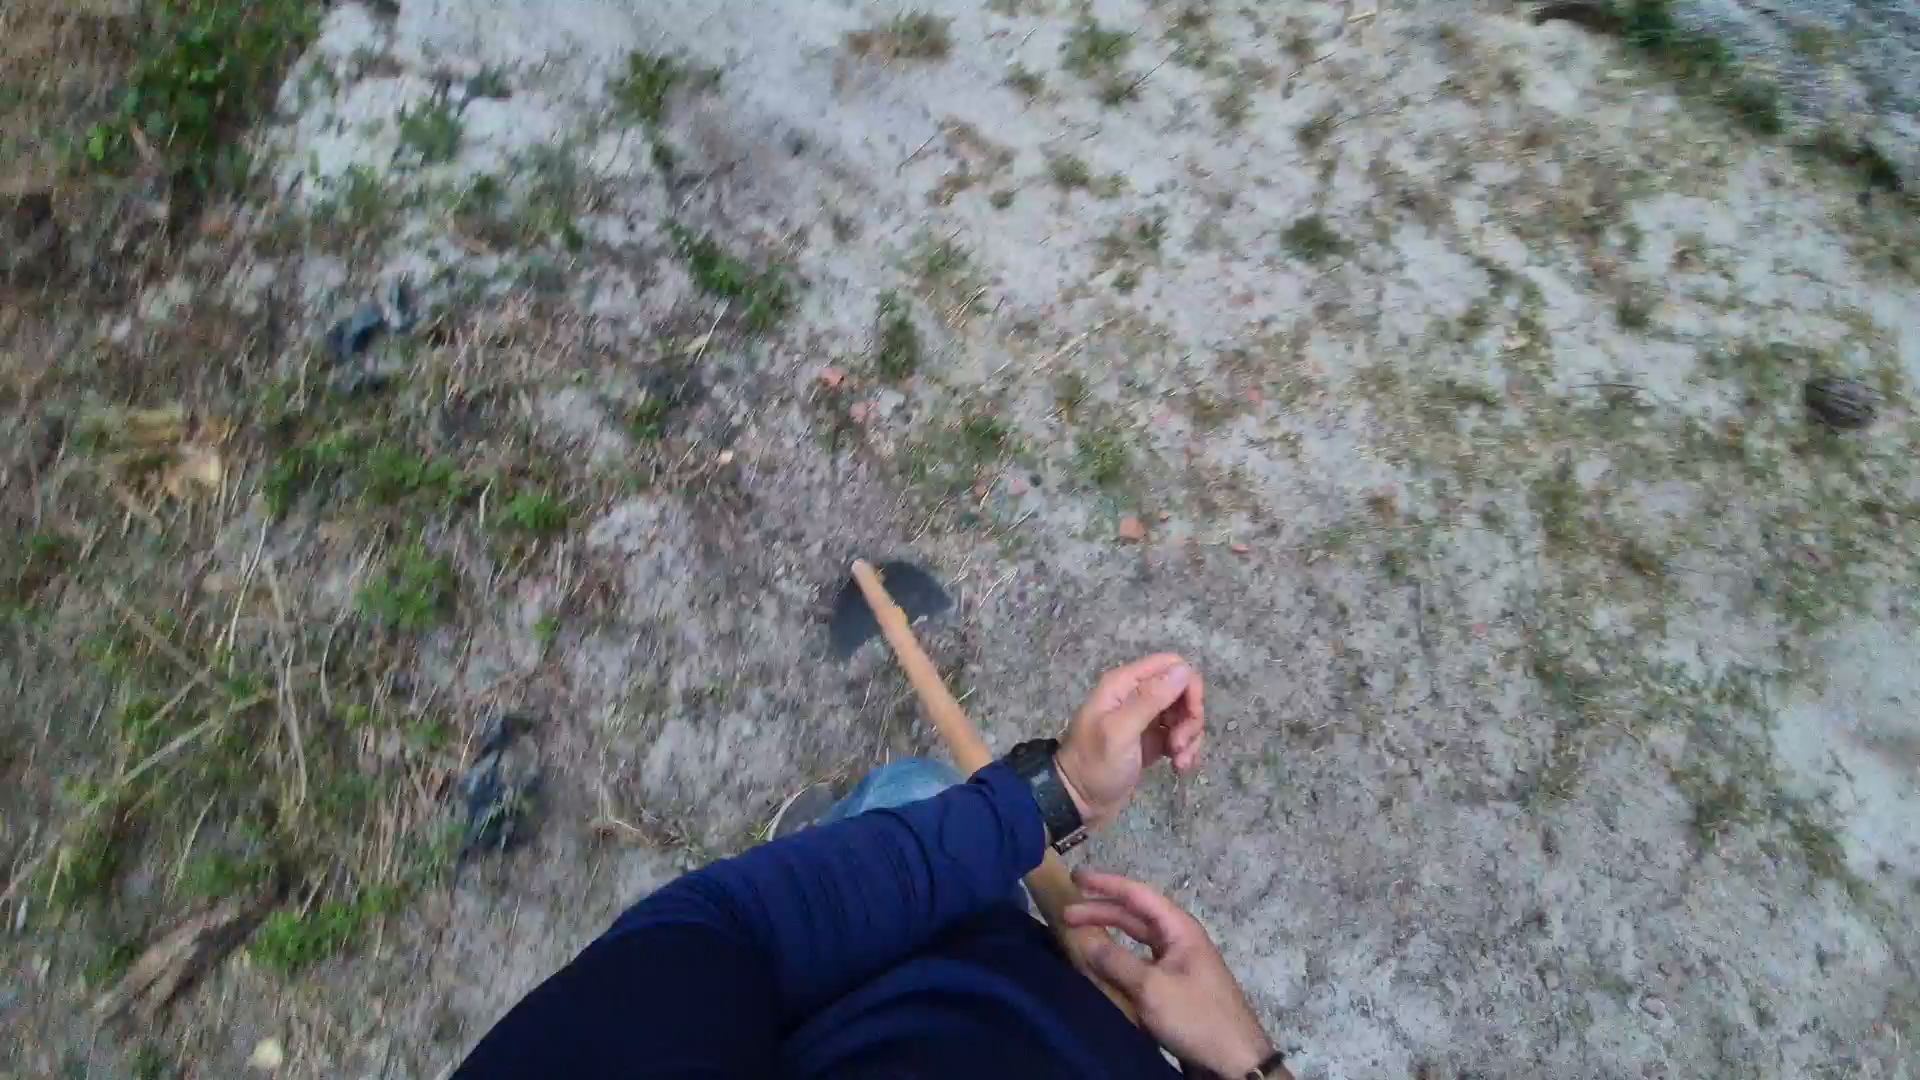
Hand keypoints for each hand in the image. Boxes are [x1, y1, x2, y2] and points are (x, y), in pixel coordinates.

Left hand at [1054, 654, 1203, 829]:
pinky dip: (1185, 749)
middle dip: (1190, 717)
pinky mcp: (1152, 739)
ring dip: (1189, 737)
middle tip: (1179, 744)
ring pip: (1184, 714)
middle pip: (1181, 690)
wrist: (1080, 799)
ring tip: (1179, 761)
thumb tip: (1183, 670)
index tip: (1190, 716)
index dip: (1188, 686)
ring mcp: (1145, 717)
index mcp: (1124, 683)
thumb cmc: (1096, 763)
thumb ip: (1150, 699)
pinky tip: (1179, 767)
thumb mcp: (1121, 731)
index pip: (1171, 665)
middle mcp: (1136, 694)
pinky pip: (1179, 734)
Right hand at [1065, 871, 1278, 1078]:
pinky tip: (1102, 968)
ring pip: (1136, 940)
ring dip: (1109, 936)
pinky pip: (1141, 963)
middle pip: (1133, 916)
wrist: (1237, 1064)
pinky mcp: (1175, 986)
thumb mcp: (1151, 989)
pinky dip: (1119, 960)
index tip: (1076, 878)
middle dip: (1100, 911)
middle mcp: (1177, 938)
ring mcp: (1177, 962)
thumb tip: (1085, 941)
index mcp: (1178, 927)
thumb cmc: (1197, 1016)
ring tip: (1079, 935)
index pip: (1136, 894)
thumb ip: (1115, 961)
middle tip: (1067, 914)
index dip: (1105, 883)